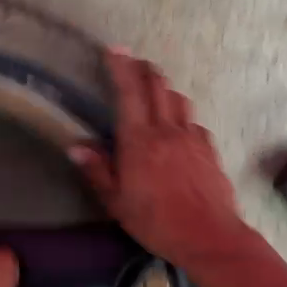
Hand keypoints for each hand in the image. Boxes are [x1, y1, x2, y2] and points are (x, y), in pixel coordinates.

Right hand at [70, 50, 255, 272]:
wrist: (210, 237)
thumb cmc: (157, 222)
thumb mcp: (117, 203)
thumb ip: (97, 171)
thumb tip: (76, 147)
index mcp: (139, 140)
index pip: (129, 91)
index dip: (121, 66)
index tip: (114, 49)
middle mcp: (166, 130)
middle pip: (157, 85)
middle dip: (144, 68)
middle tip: (134, 61)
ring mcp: (192, 138)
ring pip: (178, 100)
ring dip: (165, 89)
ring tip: (156, 91)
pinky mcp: (209, 150)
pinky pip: (195, 124)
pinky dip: (183, 119)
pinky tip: (180, 131)